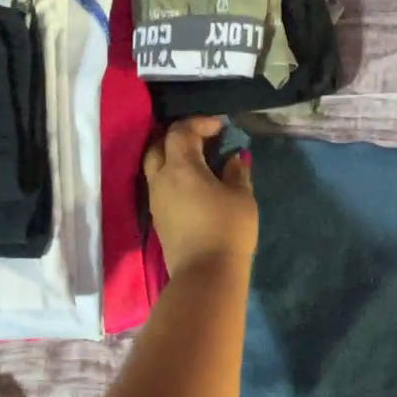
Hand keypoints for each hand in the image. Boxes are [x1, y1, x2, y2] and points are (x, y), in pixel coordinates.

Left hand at [143, 118, 257, 274]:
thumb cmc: (227, 228)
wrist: (205, 273)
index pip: (181, 132)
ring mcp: (155, 199)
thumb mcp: (241, 196)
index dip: (199, 123)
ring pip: (155, 166)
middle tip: (203, 138)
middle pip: (159, 145)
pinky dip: (172, 175)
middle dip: (179, 136)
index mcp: (180, 167)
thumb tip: (235, 157)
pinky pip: (159, 184)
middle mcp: (161, 179)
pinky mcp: (157, 217)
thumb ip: (237, 172)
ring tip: (197, 160)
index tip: (221, 127)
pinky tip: (192, 183)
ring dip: (172, 156)